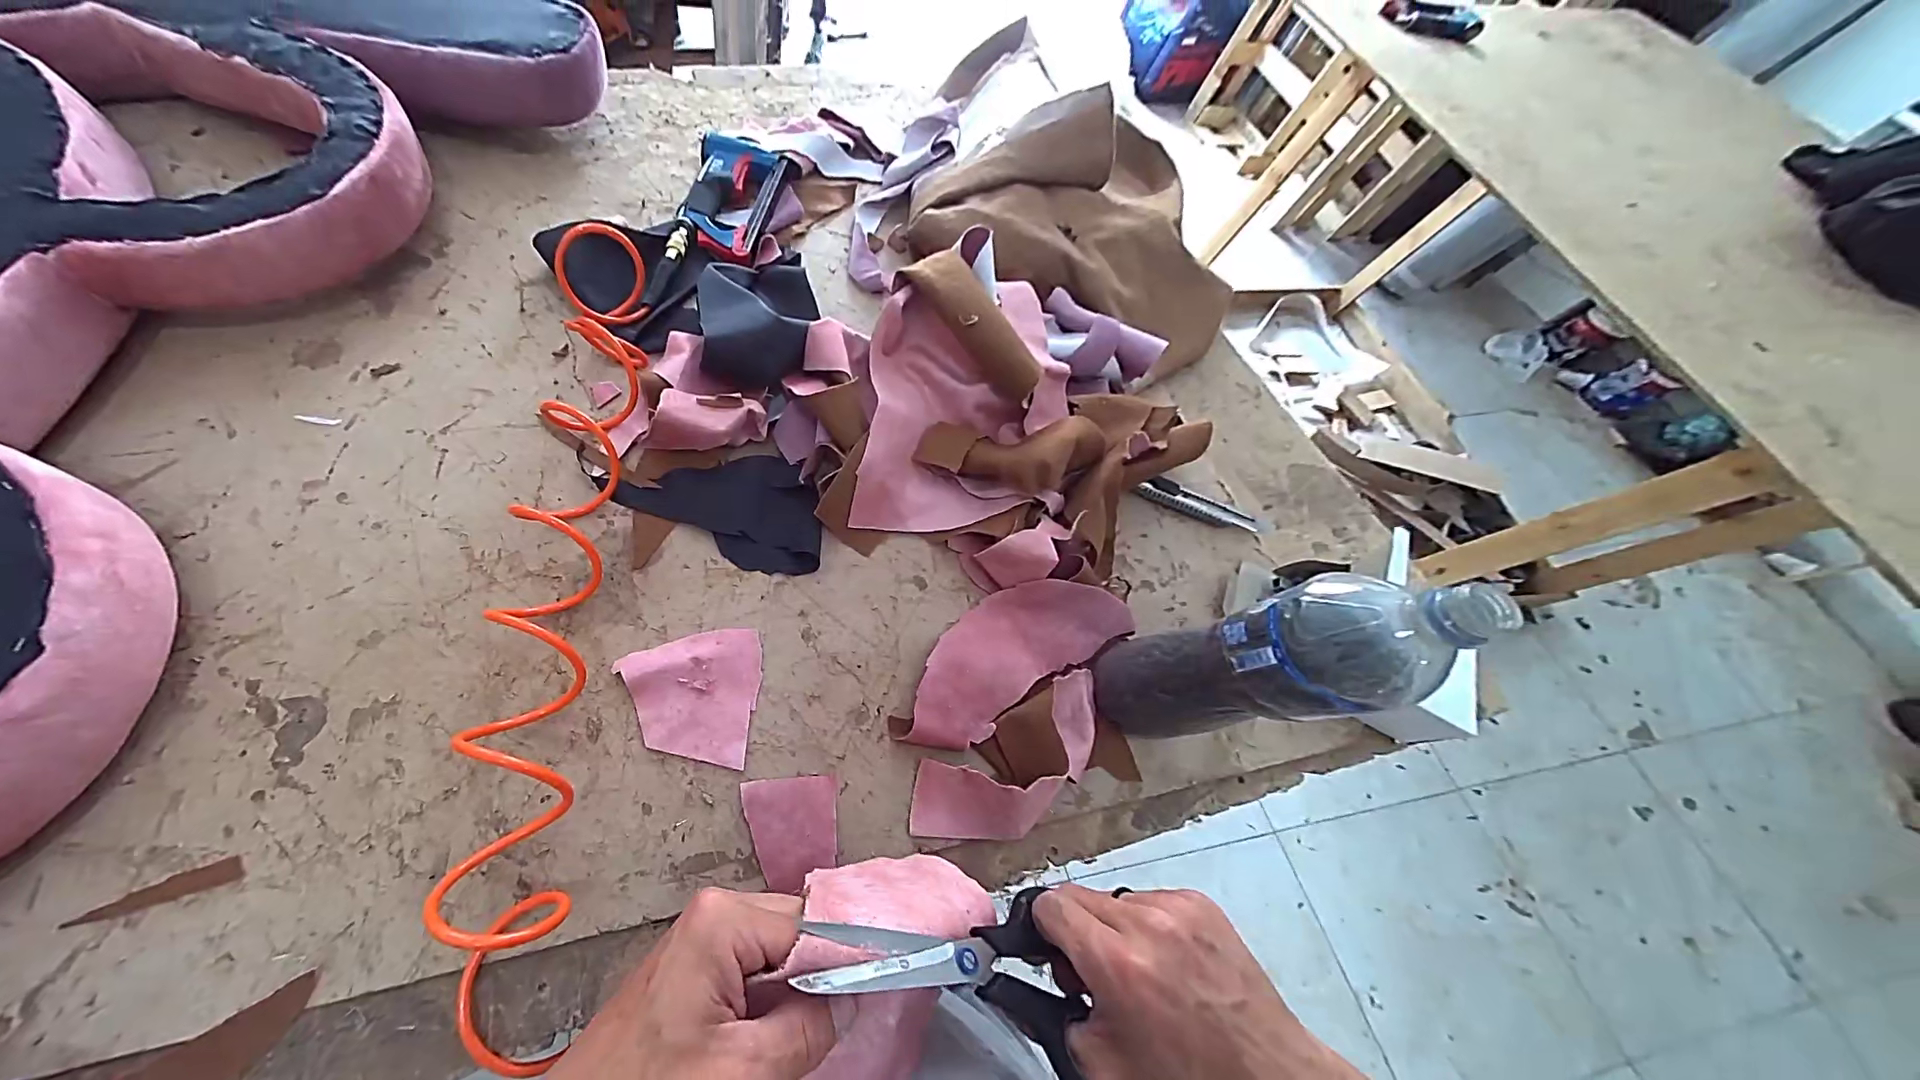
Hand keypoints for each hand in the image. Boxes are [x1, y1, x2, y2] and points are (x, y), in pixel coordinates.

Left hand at [550, 888, 834, 1079]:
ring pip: (781, 949)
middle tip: (836, 1016)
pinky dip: (775, 994)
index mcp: (723, 918)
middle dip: (817, 974)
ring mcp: (705, 933)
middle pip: (797, 930)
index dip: (843, 958)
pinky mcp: (698, 960)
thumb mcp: (740, 1068)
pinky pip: (757, 964)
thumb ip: (806, 1028)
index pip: (811, 924)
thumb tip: (849, 999)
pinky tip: (776, 1024)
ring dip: (798, 987)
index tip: (875, 984)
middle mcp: (715, 910)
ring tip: (805, 1025)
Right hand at [1035, 885, 1363, 1079]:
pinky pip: (1150, 899)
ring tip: (1136, 971)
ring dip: (1111, 926)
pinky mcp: (1200, 903)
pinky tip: (1165, 962)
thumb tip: (1020, 988)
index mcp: (1118, 962)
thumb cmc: (1192, 1078)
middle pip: (1078, 895)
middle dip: (1073, 930)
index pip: (1051, 905)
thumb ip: (1053, 1016)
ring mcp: (1178, 907)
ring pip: (1113, 897)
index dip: (1041, 928)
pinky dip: (1146, 924)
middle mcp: (1148, 922)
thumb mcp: (1103, 1063)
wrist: (1268, 1075)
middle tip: (1089, 974)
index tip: (1048, 950)